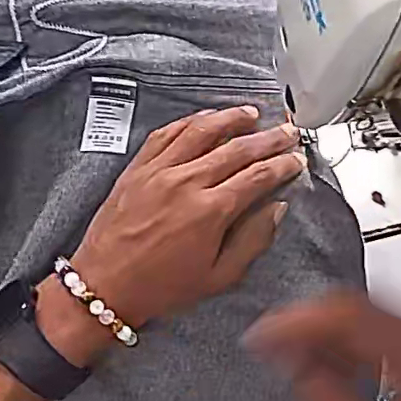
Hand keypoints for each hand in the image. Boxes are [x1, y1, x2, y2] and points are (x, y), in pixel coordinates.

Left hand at [38, 106, 305, 361]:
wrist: (105, 285)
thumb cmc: (160, 287)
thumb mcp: (218, 277)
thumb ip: (253, 240)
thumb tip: (276, 209)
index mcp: (210, 212)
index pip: (258, 175)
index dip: (282, 164)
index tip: (295, 160)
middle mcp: (186, 183)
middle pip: (237, 148)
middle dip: (268, 137)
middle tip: (286, 131)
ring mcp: (159, 171)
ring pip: (202, 131)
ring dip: (230, 118)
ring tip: (251, 113)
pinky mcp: (138, 168)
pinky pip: (166, 133)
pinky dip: (189, 121)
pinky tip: (204, 118)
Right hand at [246, 292, 400, 400]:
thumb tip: (294, 363)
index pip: (343, 313)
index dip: (293, 321)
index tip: (262, 336)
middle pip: (353, 306)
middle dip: (304, 323)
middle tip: (270, 344)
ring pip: (366, 315)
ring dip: (323, 331)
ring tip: (290, 354)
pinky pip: (382, 332)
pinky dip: (347, 341)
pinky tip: (328, 362)